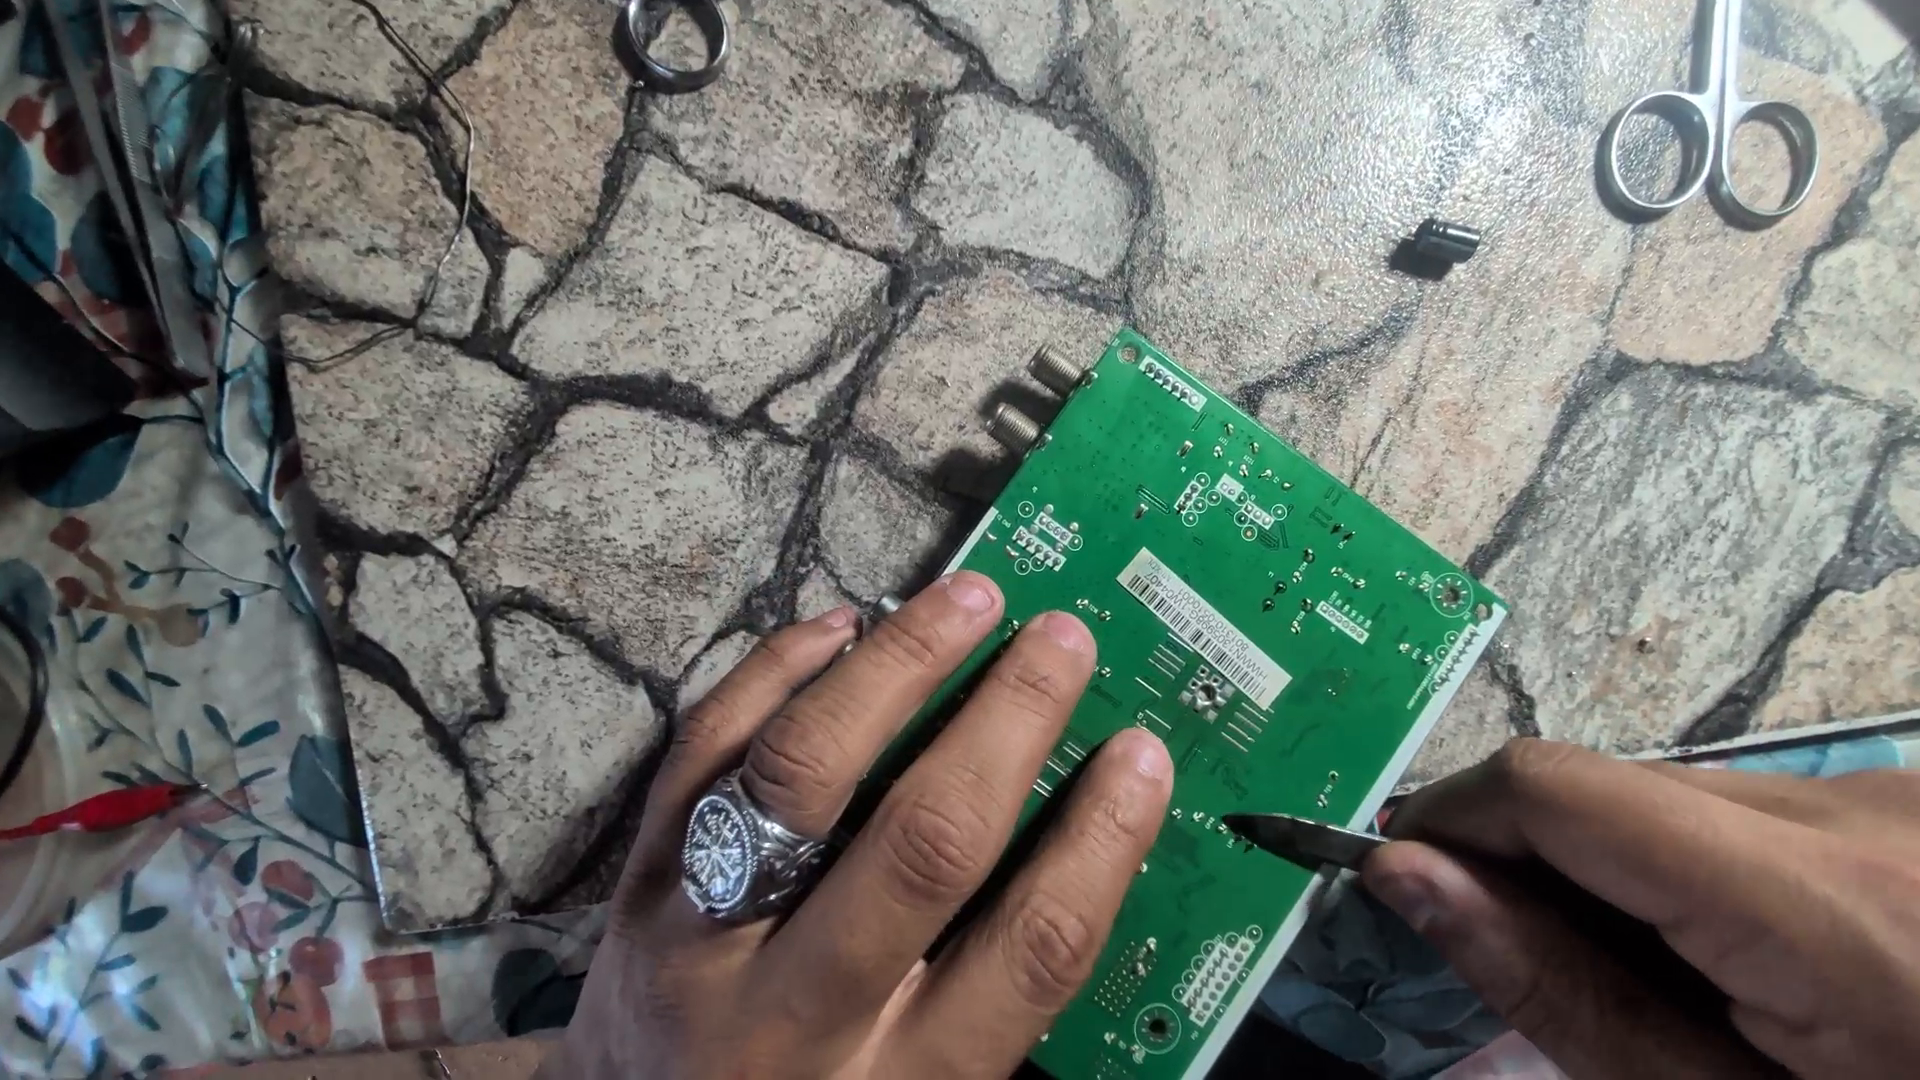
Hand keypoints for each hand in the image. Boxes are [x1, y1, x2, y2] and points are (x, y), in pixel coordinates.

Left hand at [543, 572, 1173, 1078]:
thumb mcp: (918, 1079)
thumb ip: (988, 978)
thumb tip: (1081, 828)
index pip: (1027, 951)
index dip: (1098, 841)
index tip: (1140, 752)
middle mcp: (797, 1006)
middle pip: (920, 842)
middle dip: (1005, 721)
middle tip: (1059, 639)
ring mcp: (699, 927)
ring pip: (802, 768)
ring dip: (896, 665)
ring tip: (964, 600)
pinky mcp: (636, 872)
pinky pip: (707, 741)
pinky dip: (780, 667)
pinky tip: (842, 623)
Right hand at [1361, 739, 1919, 1078]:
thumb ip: (1554, 988)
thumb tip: (1403, 872)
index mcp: (1839, 910)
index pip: (1556, 786)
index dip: (1454, 817)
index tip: (1413, 880)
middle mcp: (1875, 811)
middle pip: (1601, 785)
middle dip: (1528, 854)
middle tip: (1531, 957)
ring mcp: (1904, 795)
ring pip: (1656, 791)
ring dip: (1605, 863)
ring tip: (1657, 973)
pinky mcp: (1908, 801)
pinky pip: (1725, 805)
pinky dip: (1677, 862)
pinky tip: (1730, 950)